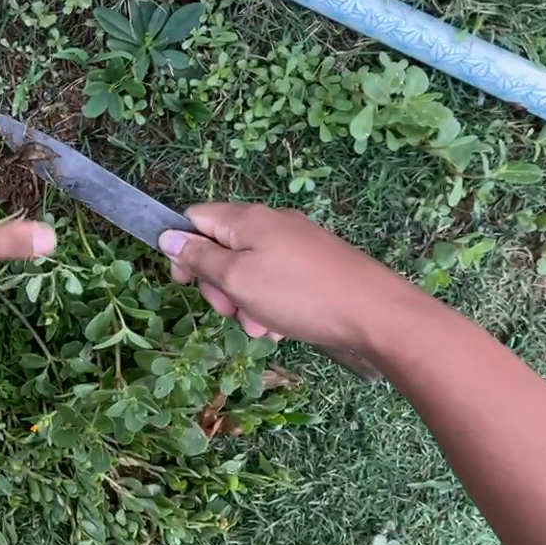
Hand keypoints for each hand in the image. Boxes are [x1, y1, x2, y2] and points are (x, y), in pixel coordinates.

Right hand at [158, 203, 430, 352]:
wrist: (379, 316)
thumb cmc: (297, 294)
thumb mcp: (236, 278)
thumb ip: (198, 257)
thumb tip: (167, 236)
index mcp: (246, 219)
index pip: (194, 218)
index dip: (181, 248)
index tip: (186, 282)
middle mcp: (270, 222)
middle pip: (220, 245)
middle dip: (216, 282)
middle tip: (229, 310)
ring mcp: (296, 242)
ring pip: (248, 267)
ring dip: (243, 298)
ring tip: (260, 326)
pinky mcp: (316, 263)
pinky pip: (275, 277)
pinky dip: (269, 300)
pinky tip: (280, 326)